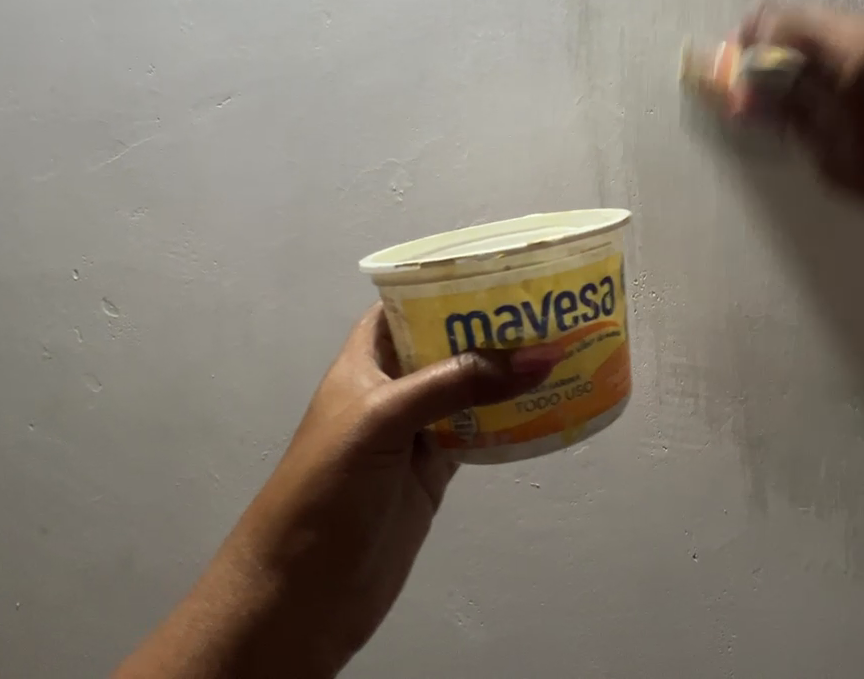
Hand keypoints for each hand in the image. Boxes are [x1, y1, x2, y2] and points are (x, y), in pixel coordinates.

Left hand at [116, 304, 558, 678]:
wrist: (302, 595)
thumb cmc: (325, 490)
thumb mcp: (383, 419)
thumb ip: (457, 384)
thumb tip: (540, 356)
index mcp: (366, 359)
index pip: (409, 303)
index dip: (449, 283)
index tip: (503, 268)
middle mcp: (394, 385)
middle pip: (450, 341)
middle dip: (494, 326)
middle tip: (550, 306)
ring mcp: (418, 428)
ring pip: (471, 385)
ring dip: (509, 371)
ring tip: (562, 344)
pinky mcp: (437, 466)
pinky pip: (483, 428)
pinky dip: (513, 416)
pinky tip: (548, 401)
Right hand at [739, 0, 863, 230]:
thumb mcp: (840, 162)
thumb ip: (793, 118)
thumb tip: (751, 96)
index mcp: (857, 54)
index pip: (780, 20)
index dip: (750, 42)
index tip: (743, 73)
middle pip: (809, 18)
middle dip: (784, 52)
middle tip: (778, 93)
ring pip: (841, 26)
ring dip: (821, 56)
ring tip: (829, 102)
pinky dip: (854, 56)